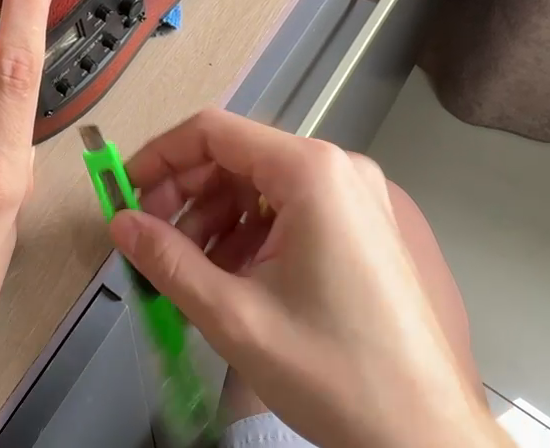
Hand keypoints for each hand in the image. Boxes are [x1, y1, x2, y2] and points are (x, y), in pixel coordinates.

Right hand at [110, 110, 503, 447]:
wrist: (429, 441)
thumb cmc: (336, 375)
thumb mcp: (235, 317)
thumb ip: (168, 260)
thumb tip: (120, 224)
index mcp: (311, 172)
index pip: (213, 132)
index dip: (160, 157)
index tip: (124, 191)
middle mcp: (338, 169)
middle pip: (237, 156)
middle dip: (186, 195)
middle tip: (151, 238)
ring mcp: (357, 197)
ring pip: (260, 185)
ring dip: (215, 219)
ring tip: (189, 268)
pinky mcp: (365, 227)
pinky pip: (289, 209)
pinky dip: (251, 234)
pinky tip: (232, 277)